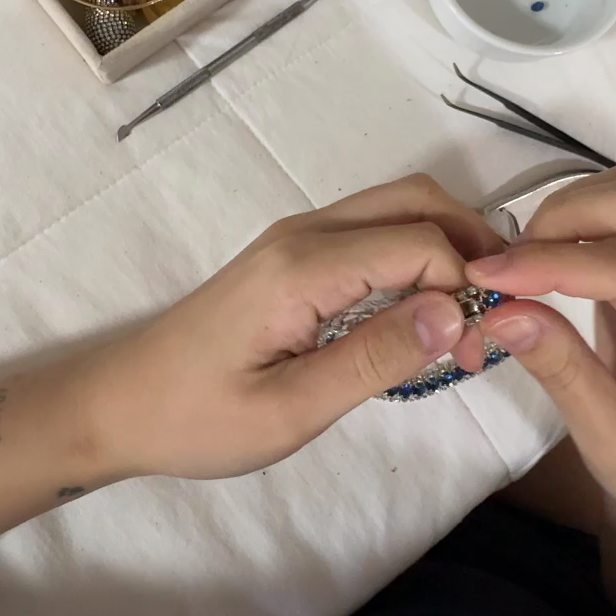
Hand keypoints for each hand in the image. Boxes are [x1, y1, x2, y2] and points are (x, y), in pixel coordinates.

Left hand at [84, 174, 505, 480]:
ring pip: (396, 206)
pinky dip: (414, 249)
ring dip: (444, 242)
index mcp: (305, 265)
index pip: (418, 242)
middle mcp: (306, 230)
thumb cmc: (200, 416)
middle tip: (493, 308)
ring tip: (465, 309)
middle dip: (470, 240)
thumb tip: (455, 312)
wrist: (123, 400)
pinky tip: (423, 301)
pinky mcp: (295, 251)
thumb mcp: (292, 409)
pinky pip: (372, 229)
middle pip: (414, 198)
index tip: (478, 347)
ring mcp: (299, 234)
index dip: (464, 285)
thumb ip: (376, 356)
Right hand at [467, 163, 615, 544]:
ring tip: (530, 254)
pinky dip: (586, 212)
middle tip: (514, 257)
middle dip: (573, 213)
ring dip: (578, 206)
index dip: (555, 263)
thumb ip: (561, 371)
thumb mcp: (608, 441)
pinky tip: (554, 251)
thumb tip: (501, 310)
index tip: (487, 274)